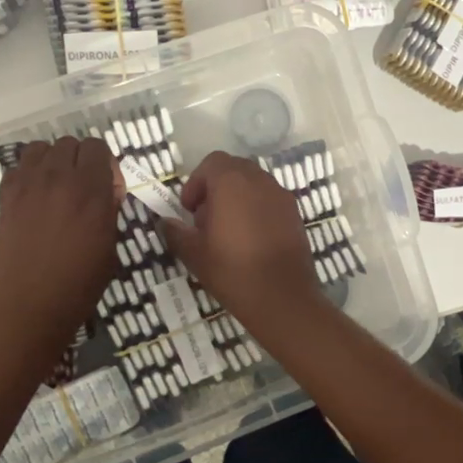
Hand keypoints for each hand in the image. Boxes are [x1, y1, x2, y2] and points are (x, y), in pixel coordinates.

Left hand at [0, 137, 119, 348]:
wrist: (28, 306)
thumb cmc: (78, 286)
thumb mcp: (109, 250)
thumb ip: (108, 214)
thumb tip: (107, 195)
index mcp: (91, 191)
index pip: (98, 148)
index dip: (105, 164)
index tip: (107, 188)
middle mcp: (59, 179)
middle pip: (70, 143)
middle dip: (80, 159)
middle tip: (83, 188)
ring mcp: (28, 185)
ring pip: (41, 149)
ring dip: (53, 161)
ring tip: (56, 186)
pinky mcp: (6, 197)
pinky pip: (18, 167)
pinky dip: (28, 173)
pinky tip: (34, 196)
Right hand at [163, 151, 325, 332]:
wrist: (283, 298)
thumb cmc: (233, 272)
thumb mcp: (195, 254)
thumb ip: (176, 232)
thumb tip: (166, 222)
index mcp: (232, 183)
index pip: (211, 163)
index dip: (196, 183)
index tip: (189, 210)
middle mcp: (260, 181)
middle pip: (234, 170)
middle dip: (216, 189)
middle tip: (206, 220)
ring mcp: (282, 197)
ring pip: (254, 185)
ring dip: (237, 199)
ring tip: (228, 232)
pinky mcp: (296, 215)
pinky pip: (270, 202)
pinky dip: (257, 211)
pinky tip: (251, 242)